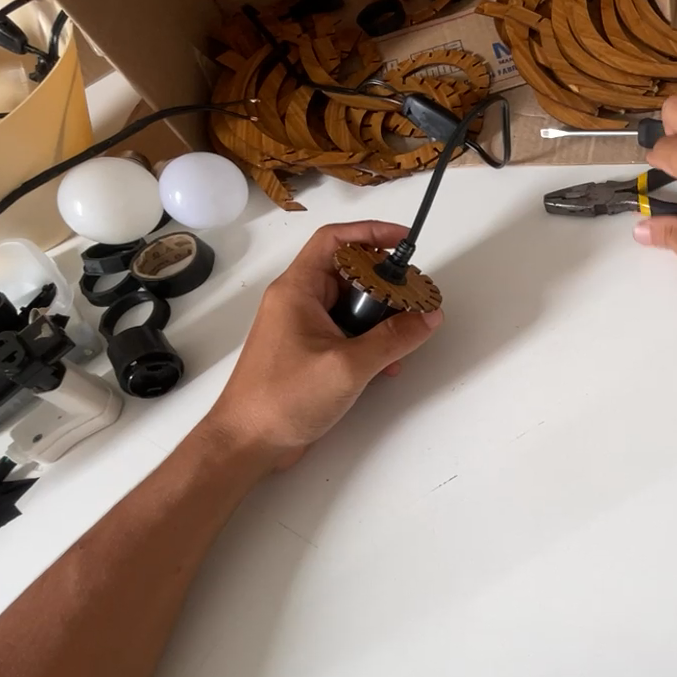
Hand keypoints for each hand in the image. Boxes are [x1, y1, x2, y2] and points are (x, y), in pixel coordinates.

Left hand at [201, 222, 442, 470]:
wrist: (246, 444)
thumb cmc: (284, 398)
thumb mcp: (349, 365)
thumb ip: (394, 337)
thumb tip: (430, 315)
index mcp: (298, 290)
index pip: (335, 240)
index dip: (371, 233)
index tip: (405, 242)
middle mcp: (299, 301)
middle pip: (349, 271)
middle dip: (386, 282)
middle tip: (414, 296)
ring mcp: (304, 327)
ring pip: (353, 303)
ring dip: (383, 316)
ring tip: (406, 334)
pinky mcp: (311, 351)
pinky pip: (349, 330)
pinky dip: (372, 340)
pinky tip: (389, 364)